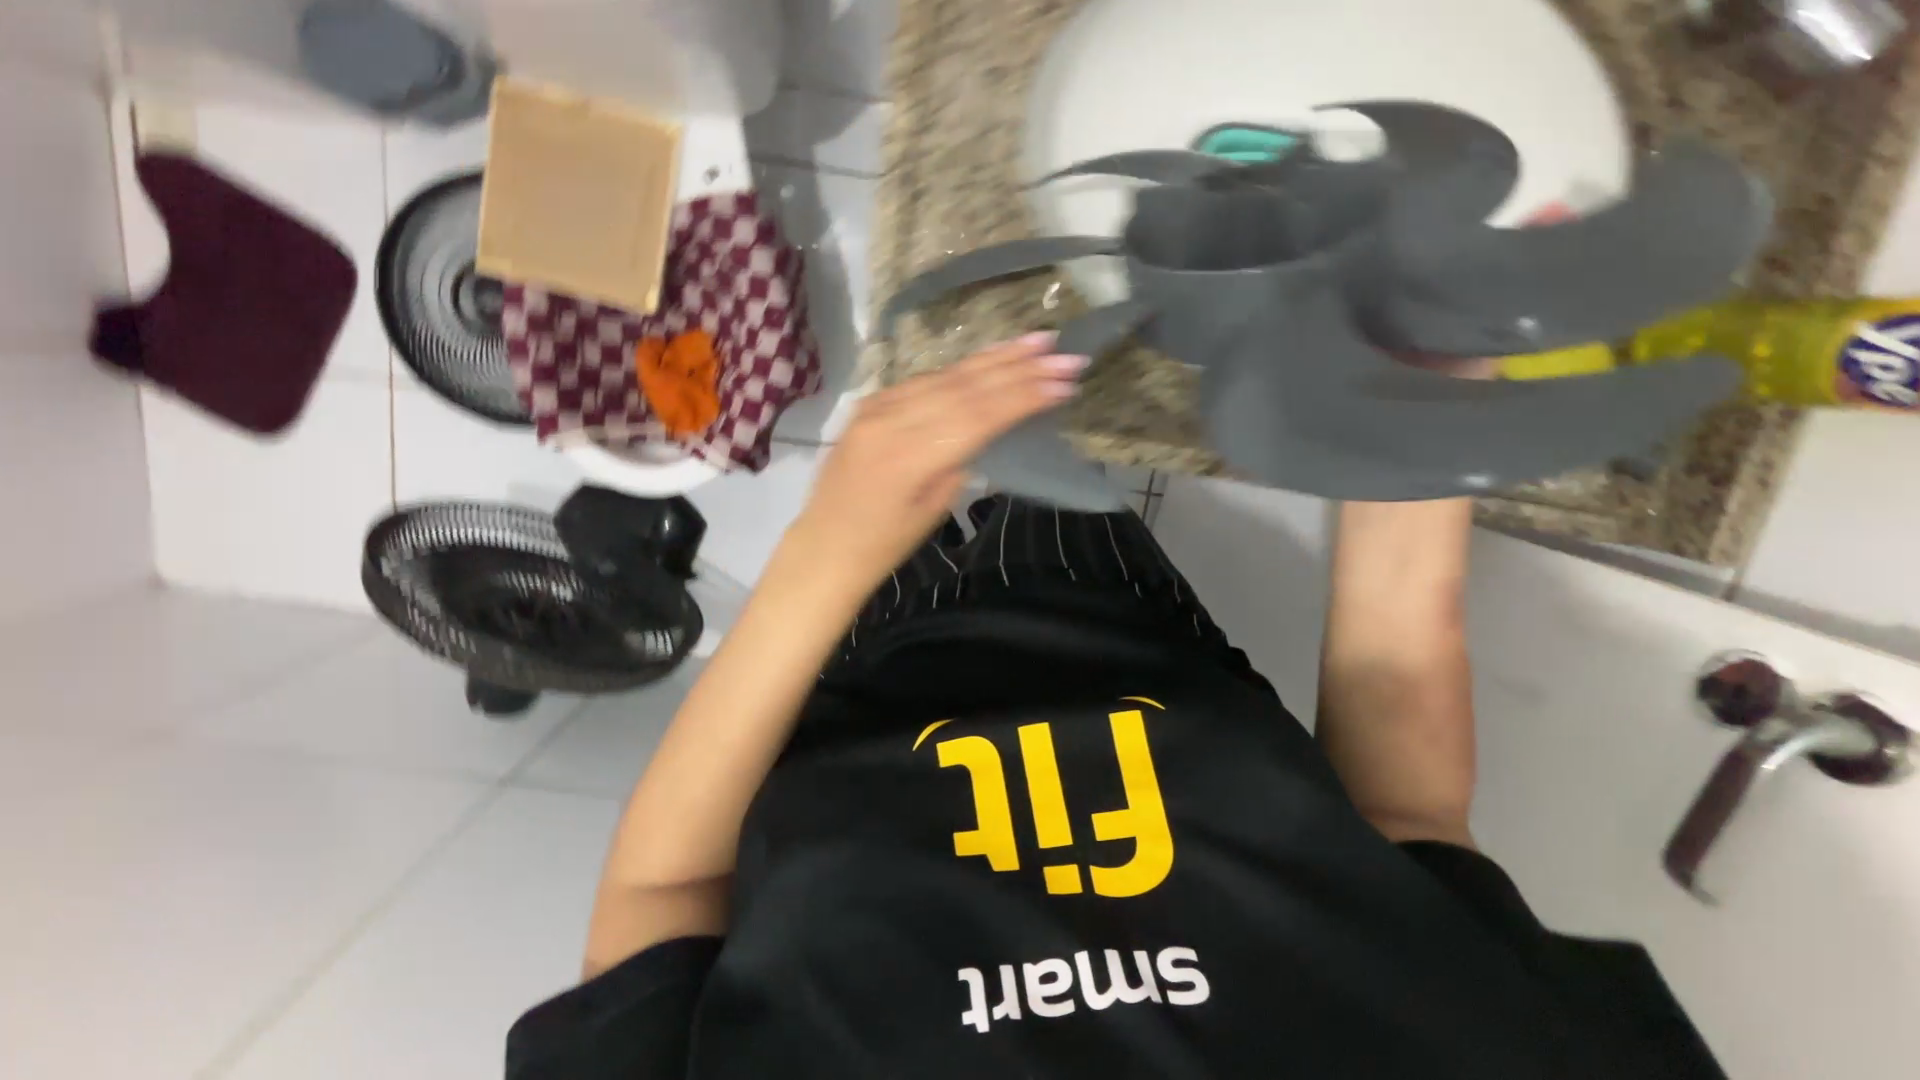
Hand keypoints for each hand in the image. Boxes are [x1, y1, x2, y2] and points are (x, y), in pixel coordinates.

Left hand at [787, 332, 1087, 594]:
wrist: (825, 545)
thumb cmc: (885, 544)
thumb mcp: (933, 508)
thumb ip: (960, 460)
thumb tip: (988, 424)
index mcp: (910, 456)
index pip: (978, 414)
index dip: (1024, 396)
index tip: (1064, 381)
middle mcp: (891, 421)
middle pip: (965, 386)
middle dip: (1018, 367)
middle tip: (1062, 351)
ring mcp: (875, 407)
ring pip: (945, 375)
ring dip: (994, 358)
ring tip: (1036, 342)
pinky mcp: (868, 404)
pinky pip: (923, 380)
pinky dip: (961, 368)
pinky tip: (990, 358)